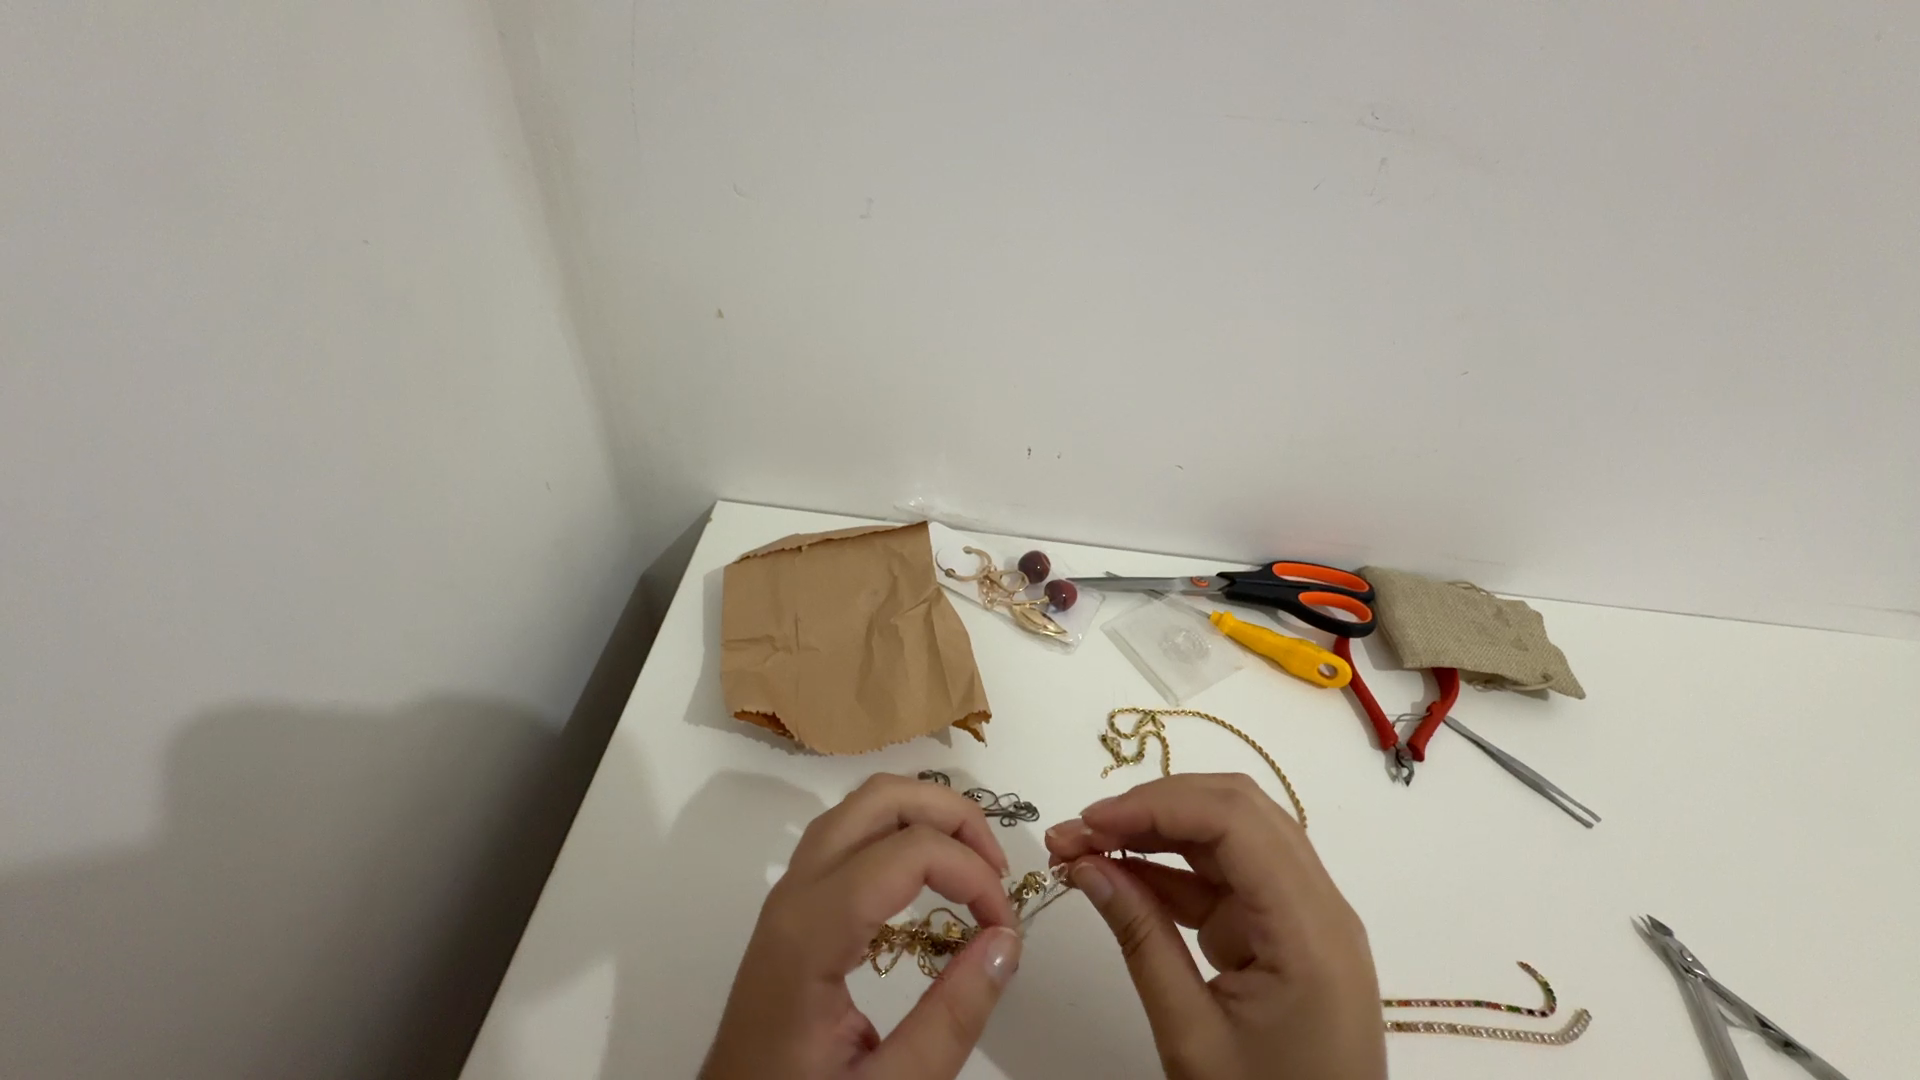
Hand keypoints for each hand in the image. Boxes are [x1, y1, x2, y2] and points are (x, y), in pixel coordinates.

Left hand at [700, 773, 1023, 1079]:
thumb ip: (950, 1019)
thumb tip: (1007, 940)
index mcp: (810, 933)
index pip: (906, 852)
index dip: (971, 873)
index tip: (1006, 927)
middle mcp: (794, 892)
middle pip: (879, 799)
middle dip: (952, 815)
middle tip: (997, 870)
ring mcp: (790, 892)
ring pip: (862, 806)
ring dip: (926, 816)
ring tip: (973, 866)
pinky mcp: (795, 904)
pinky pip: (850, 833)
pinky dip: (900, 831)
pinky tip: (928, 878)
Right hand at [1046, 774, 1384, 1079]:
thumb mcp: (1191, 1037)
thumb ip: (1139, 939)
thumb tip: (1083, 864)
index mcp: (1310, 930)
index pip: (1234, 822)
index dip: (1156, 805)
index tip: (1089, 822)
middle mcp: (1318, 903)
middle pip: (1235, 810)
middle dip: (1152, 806)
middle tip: (1081, 829)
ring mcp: (1302, 912)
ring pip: (1228, 832)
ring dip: (1156, 829)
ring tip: (1087, 844)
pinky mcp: (1281, 926)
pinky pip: (1222, 873)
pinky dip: (1168, 865)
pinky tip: (1118, 872)